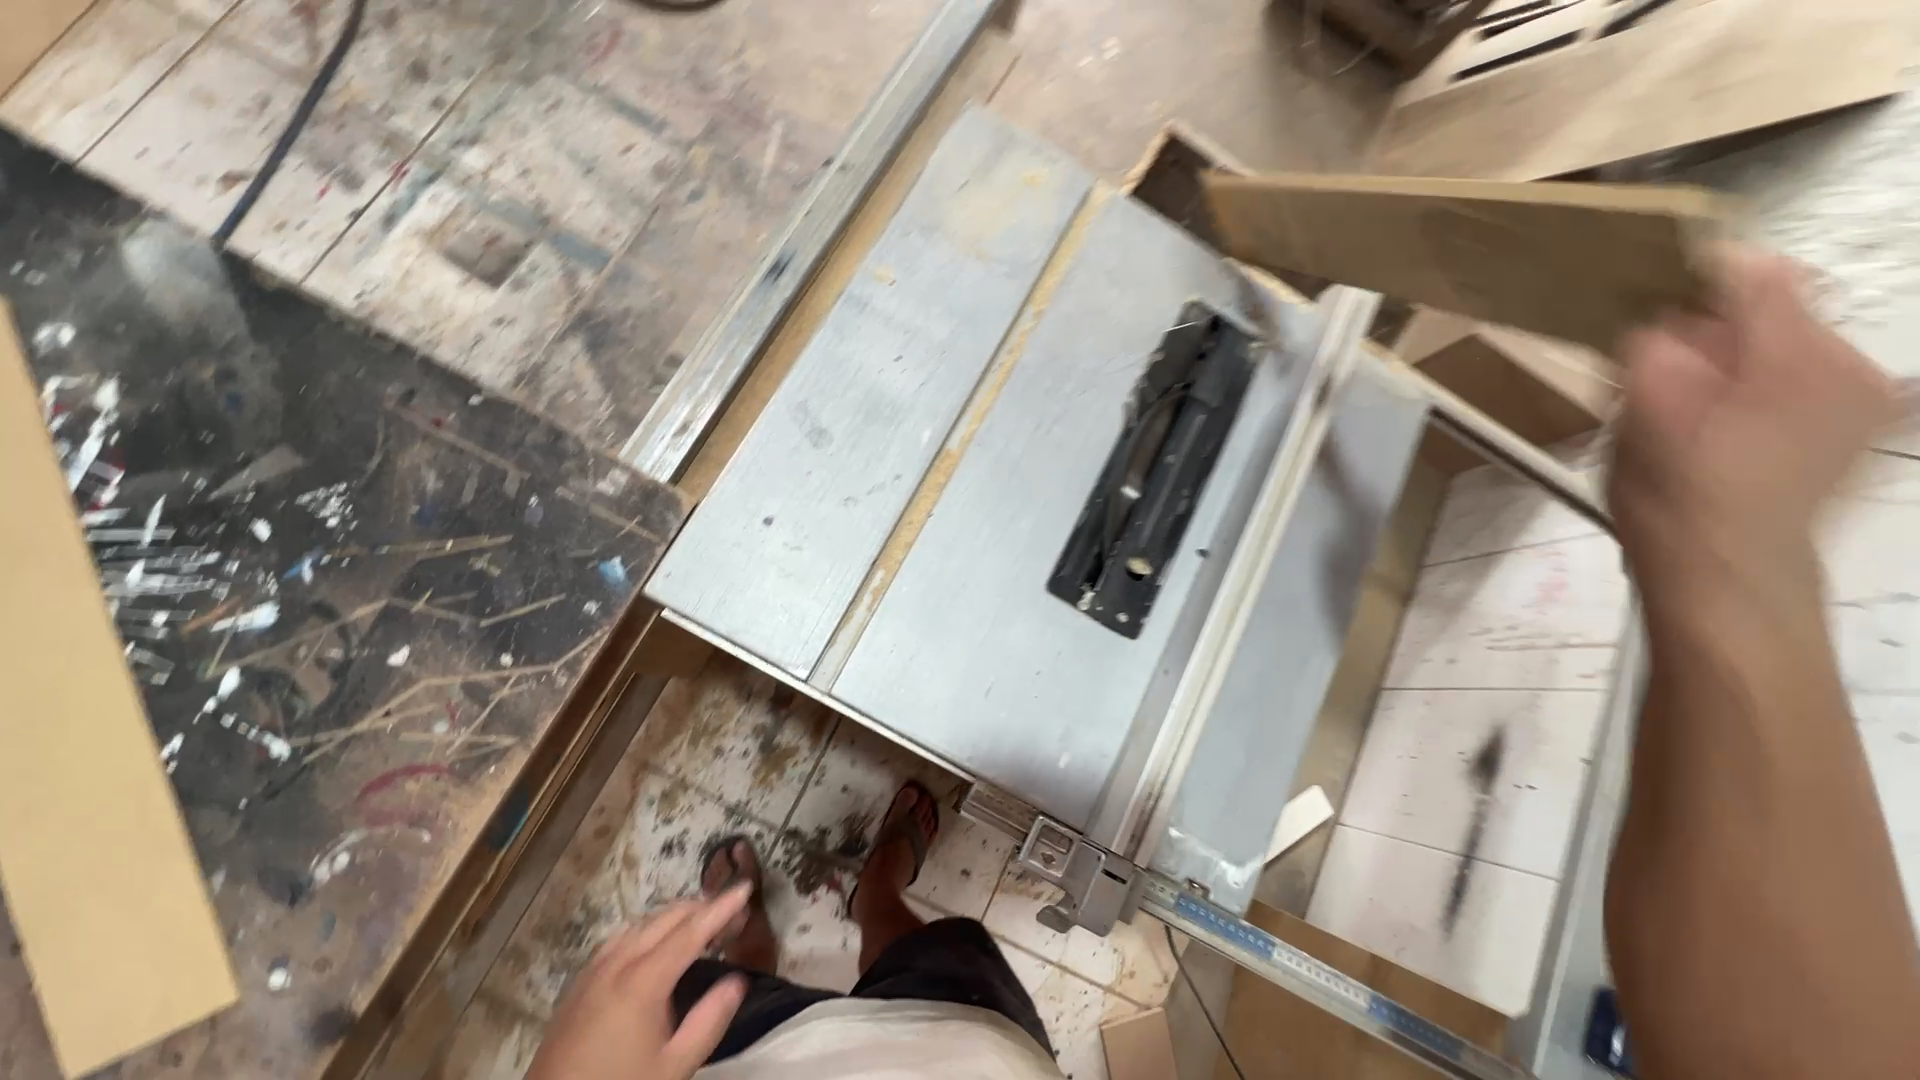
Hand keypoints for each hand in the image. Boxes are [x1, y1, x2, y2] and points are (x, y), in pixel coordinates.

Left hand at [526, 883, 750, 1079]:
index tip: (746, 888)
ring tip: (701, 924)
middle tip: (733, 914)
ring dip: (674, 916)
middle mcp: (617, 963)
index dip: (721, 908)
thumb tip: (737, 980)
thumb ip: (709, 1020)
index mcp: (643, 981)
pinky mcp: (579, 984)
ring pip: (641, 924)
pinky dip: (648, 929)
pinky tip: (655, 944)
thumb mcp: (674, 1067)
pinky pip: (620, 938)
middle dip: (702, 908)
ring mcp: (593, 971)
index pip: (691, 931)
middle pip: (666, 918)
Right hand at [1609, 247, 1897, 593]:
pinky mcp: (1858, 426)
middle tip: (1663, 375)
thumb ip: (1653, 349)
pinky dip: (1761, 388)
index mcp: (1793, 359)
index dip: (1701, 275)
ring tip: (1692, 410)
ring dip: (1734, 362)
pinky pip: (1806, 378)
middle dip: (1712, 333)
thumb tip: (1664, 317)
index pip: (1759, 275)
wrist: (1725, 573)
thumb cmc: (1673, 497)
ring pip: (1787, 345)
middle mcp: (1848, 367)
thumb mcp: (1640, 416)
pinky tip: (1729, 428)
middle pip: (1775, 310)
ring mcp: (1864, 399)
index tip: (1653, 294)